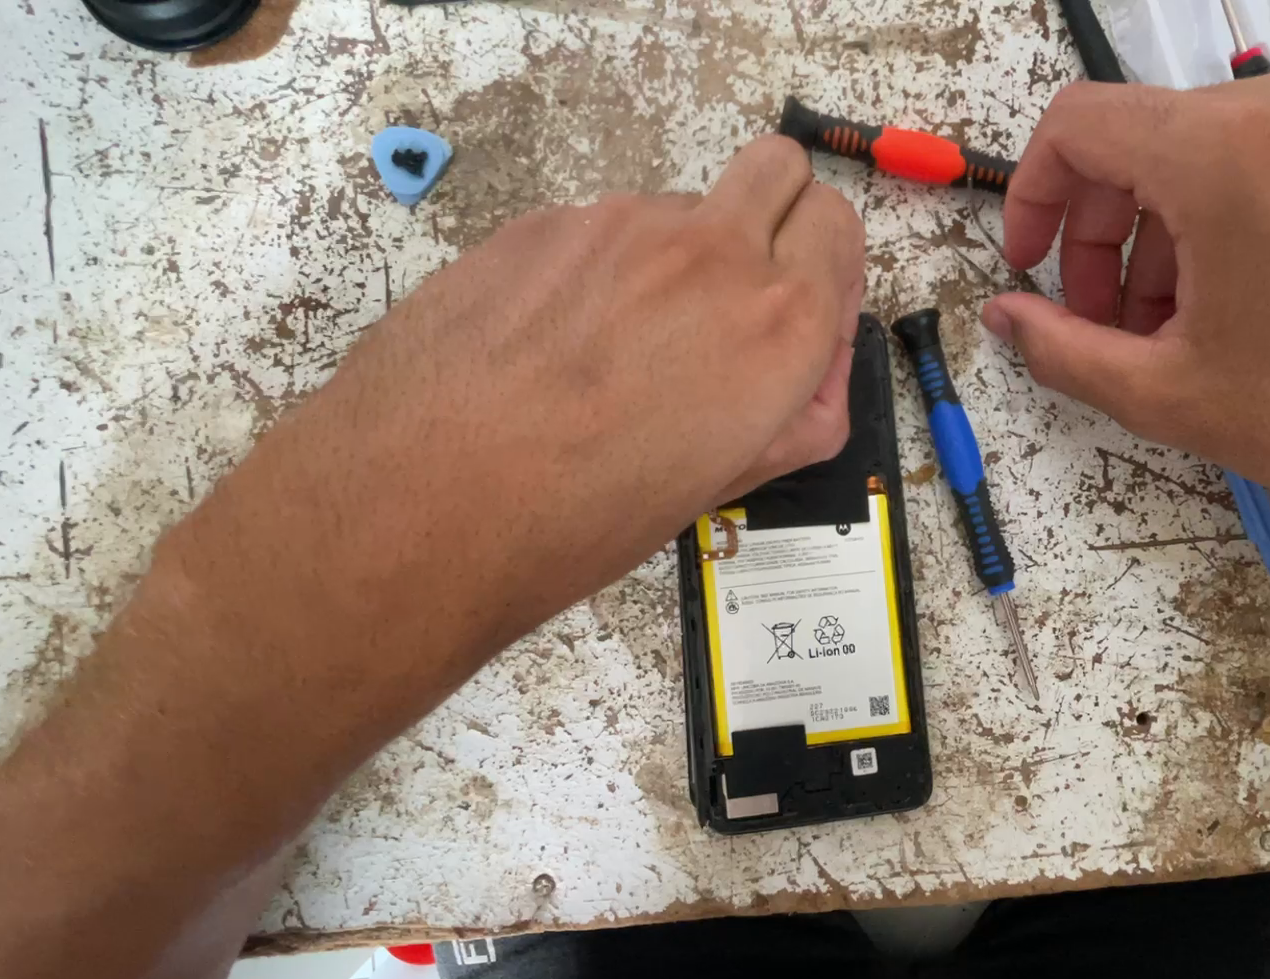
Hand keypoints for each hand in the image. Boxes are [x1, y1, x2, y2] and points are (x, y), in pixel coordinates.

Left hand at [149, 135, 864, 729]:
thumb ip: (801, 412)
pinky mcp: (545, 222)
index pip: (840, 232)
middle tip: (739, 301)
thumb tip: (813, 367)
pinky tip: (563, 344)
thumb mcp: (728, 482)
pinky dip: (608, 268)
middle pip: (781, 170)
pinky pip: (607, 226)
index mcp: (779, 325)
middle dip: (779, 220)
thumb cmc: (591, 516)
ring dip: (683, 257)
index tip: (797, 320)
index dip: (826, 274)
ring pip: (685, 205)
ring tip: (624, 351)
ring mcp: (622, 224)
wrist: (429, 502)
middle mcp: (713, 253)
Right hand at [982, 64, 1269, 609]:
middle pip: (1142, 143)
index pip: (1079, 124)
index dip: (1031, 195)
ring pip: (1209, 156)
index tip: (1030, 268)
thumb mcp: (1160, 394)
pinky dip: (1228, 226)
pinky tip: (1247, 310)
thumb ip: (1057, 347)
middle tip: (1105, 326)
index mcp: (1225, 150)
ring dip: (1161, 241)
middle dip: (1099, 236)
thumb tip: (999, 316)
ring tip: (1176, 333)